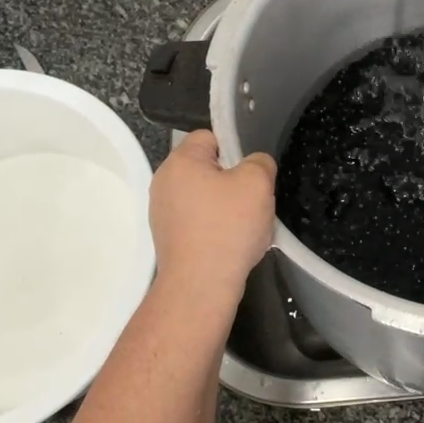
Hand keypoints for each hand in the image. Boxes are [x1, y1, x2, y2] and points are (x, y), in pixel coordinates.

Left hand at [149, 129, 276, 295]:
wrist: (200, 286)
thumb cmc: (227, 228)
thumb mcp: (257, 183)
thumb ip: (260, 162)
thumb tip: (255, 164)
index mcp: (180, 161)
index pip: (210, 137)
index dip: (236, 150)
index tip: (252, 174)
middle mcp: (164, 181)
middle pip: (208, 169)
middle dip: (234, 181)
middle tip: (254, 201)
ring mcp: (163, 211)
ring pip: (206, 197)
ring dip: (227, 207)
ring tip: (245, 227)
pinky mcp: (168, 236)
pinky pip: (199, 221)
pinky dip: (216, 228)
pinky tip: (231, 244)